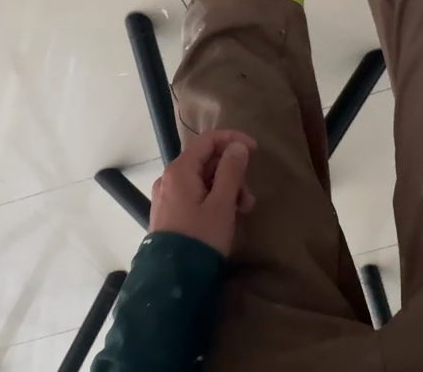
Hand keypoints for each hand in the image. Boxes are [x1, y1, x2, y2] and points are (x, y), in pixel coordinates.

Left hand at [149, 129, 256, 255]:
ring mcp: (166, 196)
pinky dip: (212, 199)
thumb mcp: (222, 204)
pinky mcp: (168, 213)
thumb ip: (231, 171)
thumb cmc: (200, 239)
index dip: (233, 140)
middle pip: (205, 161)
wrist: (172, 283)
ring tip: (242, 211)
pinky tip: (225, 217)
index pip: (208, 140)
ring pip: (201, 180)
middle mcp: (168, 178)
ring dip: (225, 189)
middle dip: (232, 173)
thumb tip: (237, 146)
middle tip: (249, 197)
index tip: (255, 150)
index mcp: (179, 170)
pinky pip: (194, 195)